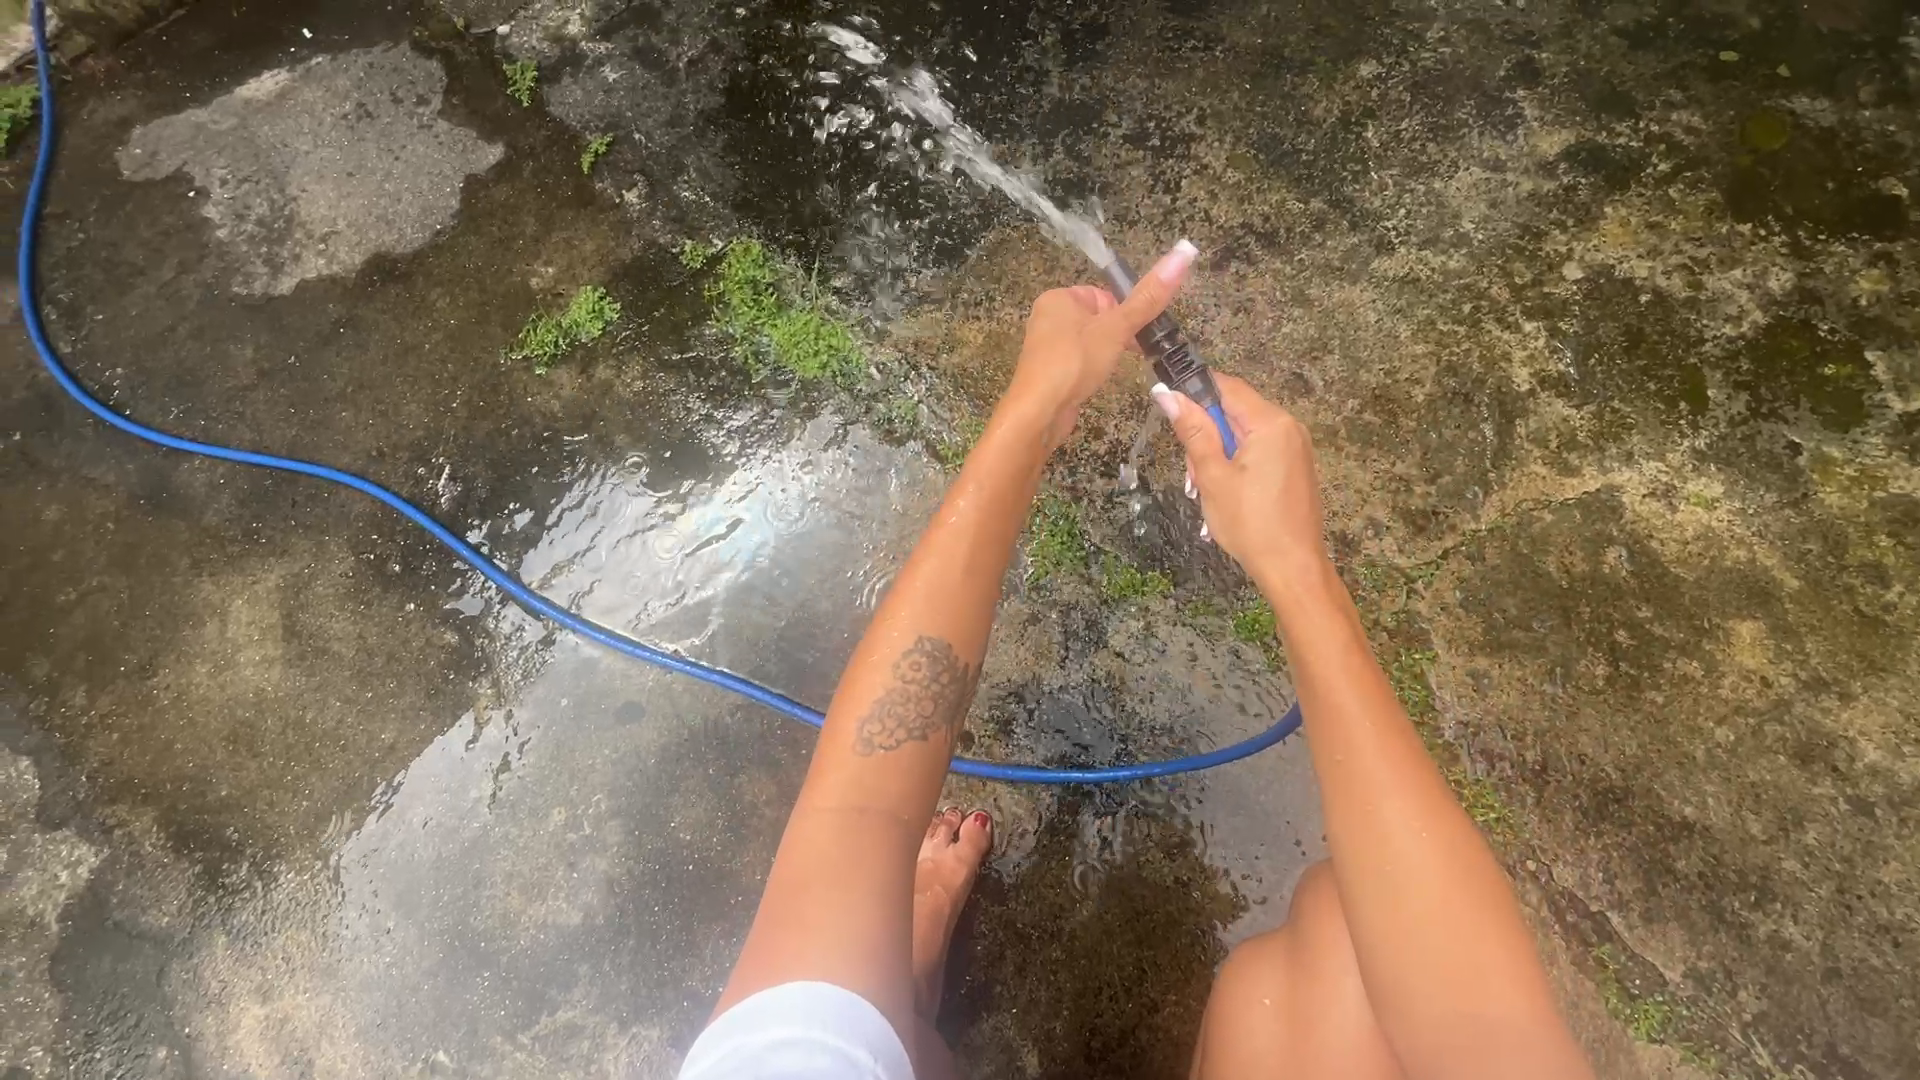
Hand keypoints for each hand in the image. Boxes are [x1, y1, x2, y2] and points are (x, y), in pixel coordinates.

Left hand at [1000, 241, 1198, 449]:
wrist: (1039, 412)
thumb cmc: (1074, 362)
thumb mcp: (1116, 328)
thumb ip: (1148, 298)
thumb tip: (1184, 252)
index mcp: (1058, 298)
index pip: (1103, 295)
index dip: (1123, 313)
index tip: (1135, 332)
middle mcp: (1047, 318)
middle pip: (1097, 320)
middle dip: (1116, 336)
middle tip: (1126, 353)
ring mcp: (1046, 347)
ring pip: (1089, 343)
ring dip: (1106, 354)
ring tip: (1109, 369)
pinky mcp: (1049, 373)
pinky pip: (1079, 363)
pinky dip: (1091, 370)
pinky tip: (1096, 382)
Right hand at [1153, 373, 1325, 577]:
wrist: (1292, 567)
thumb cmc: (1249, 523)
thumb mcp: (1212, 476)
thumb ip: (1192, 431)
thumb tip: (1167, 394)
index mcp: (1271, 423)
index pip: (1227, 387)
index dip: (1193, 391)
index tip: (1167, 406)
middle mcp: (1288, 428)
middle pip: (1235, 412)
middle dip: (1205, 434)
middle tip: (1191, 473)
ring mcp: (1295, 448)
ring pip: (1243, 434)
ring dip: (1216, 453)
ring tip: (1205, 489)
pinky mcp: (1294, 467)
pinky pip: (1258, 451)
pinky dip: (1235, 464)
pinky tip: (1225, 493)